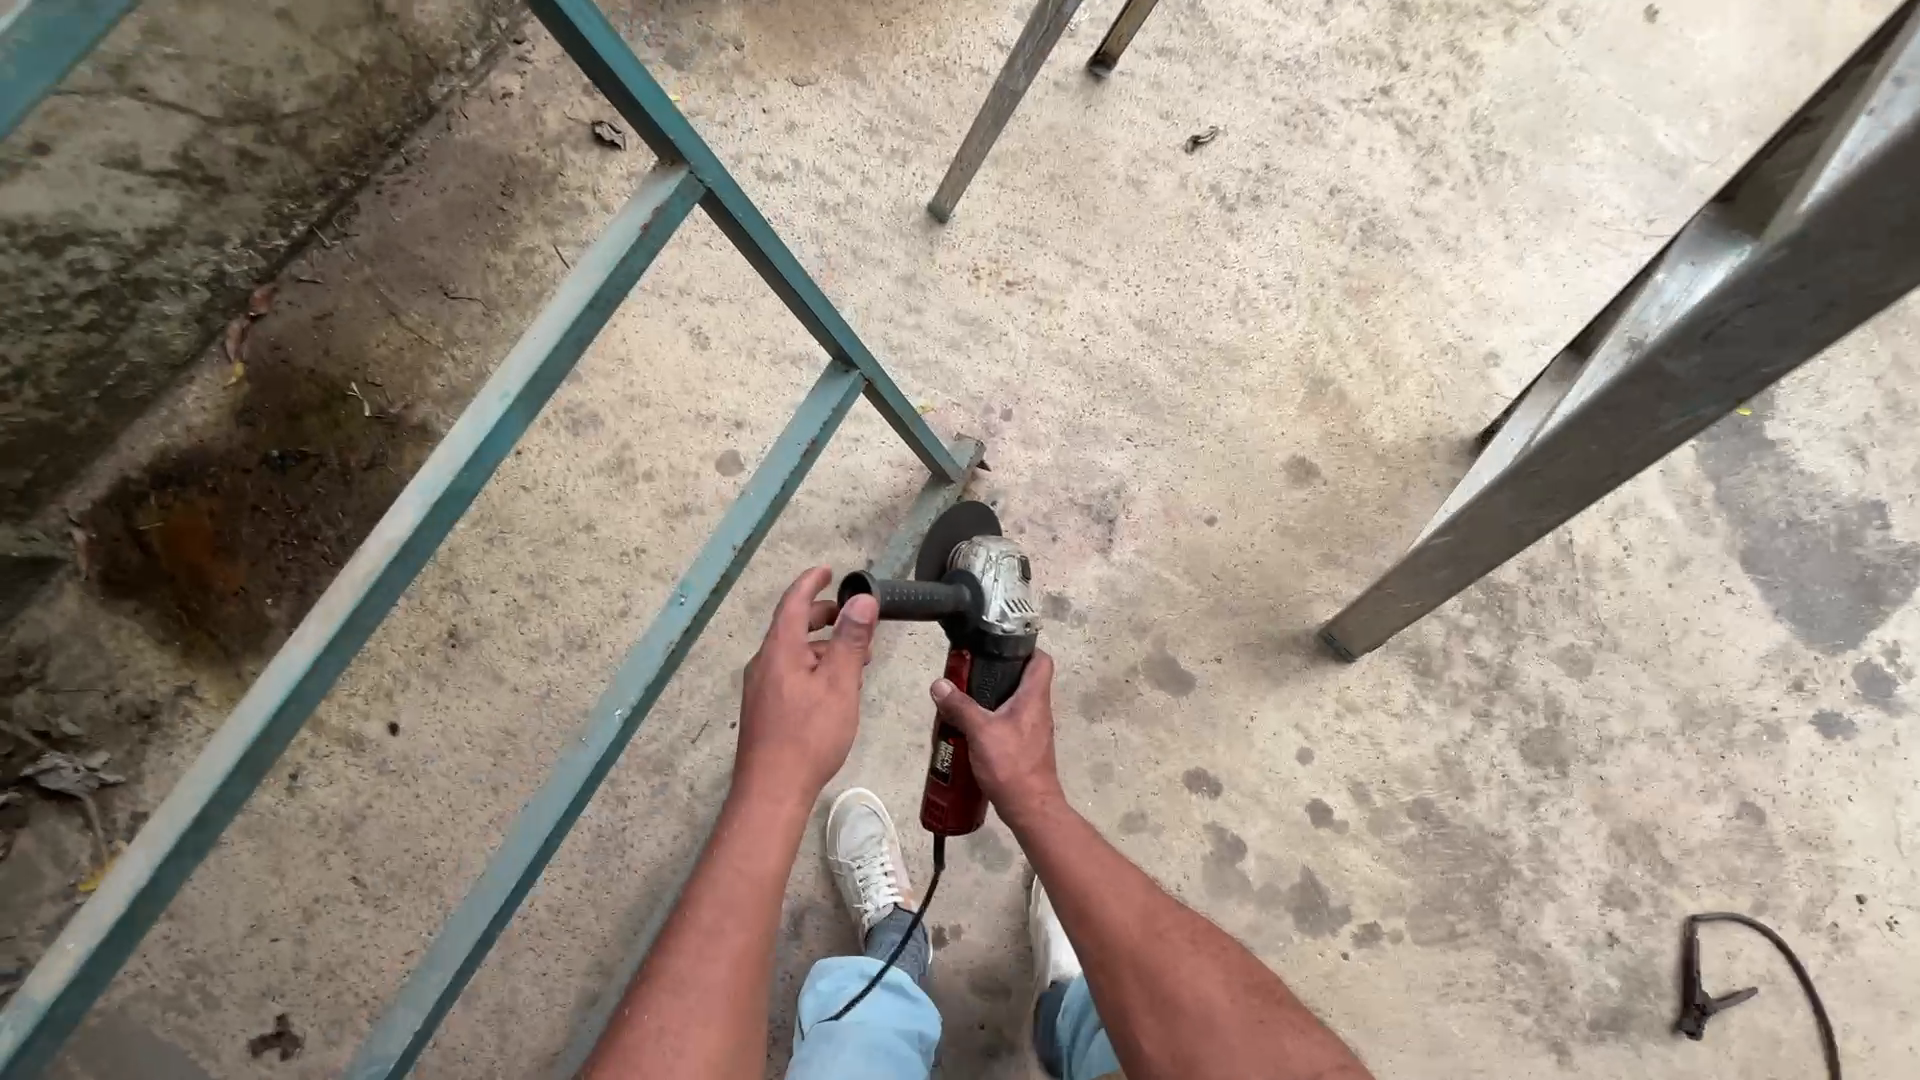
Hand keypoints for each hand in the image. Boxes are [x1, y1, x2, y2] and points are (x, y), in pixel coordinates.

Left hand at [735, 567, 876, 802]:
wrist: (772, 791)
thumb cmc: (809, 735)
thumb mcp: (839, 684)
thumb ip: (851, 640)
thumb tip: (861, 599)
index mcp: (780, 650)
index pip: (793, 603)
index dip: (811, 583)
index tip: (828, 571)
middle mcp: (764, 663)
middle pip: (792, 626)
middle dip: (823, 616)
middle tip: (852, 617)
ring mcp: (761, 688)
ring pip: (794, 653)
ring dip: (824, 647)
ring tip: (856, 658)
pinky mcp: (765, 709)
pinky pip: (790, 673)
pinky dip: (814, 667)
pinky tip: (835, 688)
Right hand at [929, 650, 1063, 821]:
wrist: (1030, 807)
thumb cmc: (1011, 765)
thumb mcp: (980, 732)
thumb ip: (960, 706)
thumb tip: (939, 684)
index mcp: (1034, 697)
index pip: (1041, 660)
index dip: (1025, 647)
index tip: (999, 645)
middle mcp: (1038, 709)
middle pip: (1025, 679)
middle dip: (999, 672)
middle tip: (972, 671)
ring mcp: (1033, 729)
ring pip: (1016, 702)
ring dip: (994, 698)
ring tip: (966, 697)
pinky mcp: (1026, 746)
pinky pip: (1010, 722)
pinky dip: (994, 719)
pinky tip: (972, 727)